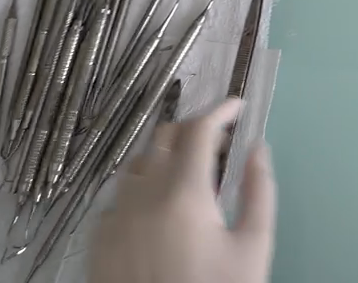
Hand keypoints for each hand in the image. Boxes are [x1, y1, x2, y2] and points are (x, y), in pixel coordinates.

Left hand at [88, 97, 275, 282]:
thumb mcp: (253, 250)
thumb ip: (259, 192)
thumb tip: (257, 149)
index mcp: (184, 193)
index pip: (200, 129)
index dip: (221, 109)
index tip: (237, 106)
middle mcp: (144, 195)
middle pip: (164, 136)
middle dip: (193, 129)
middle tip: (217, 142)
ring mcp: (115, 219)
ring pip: (136, 162)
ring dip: (163, 154)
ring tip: (187, 170)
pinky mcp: (97, 244)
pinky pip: (117, 197)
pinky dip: (139, 187)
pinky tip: (156, 208)